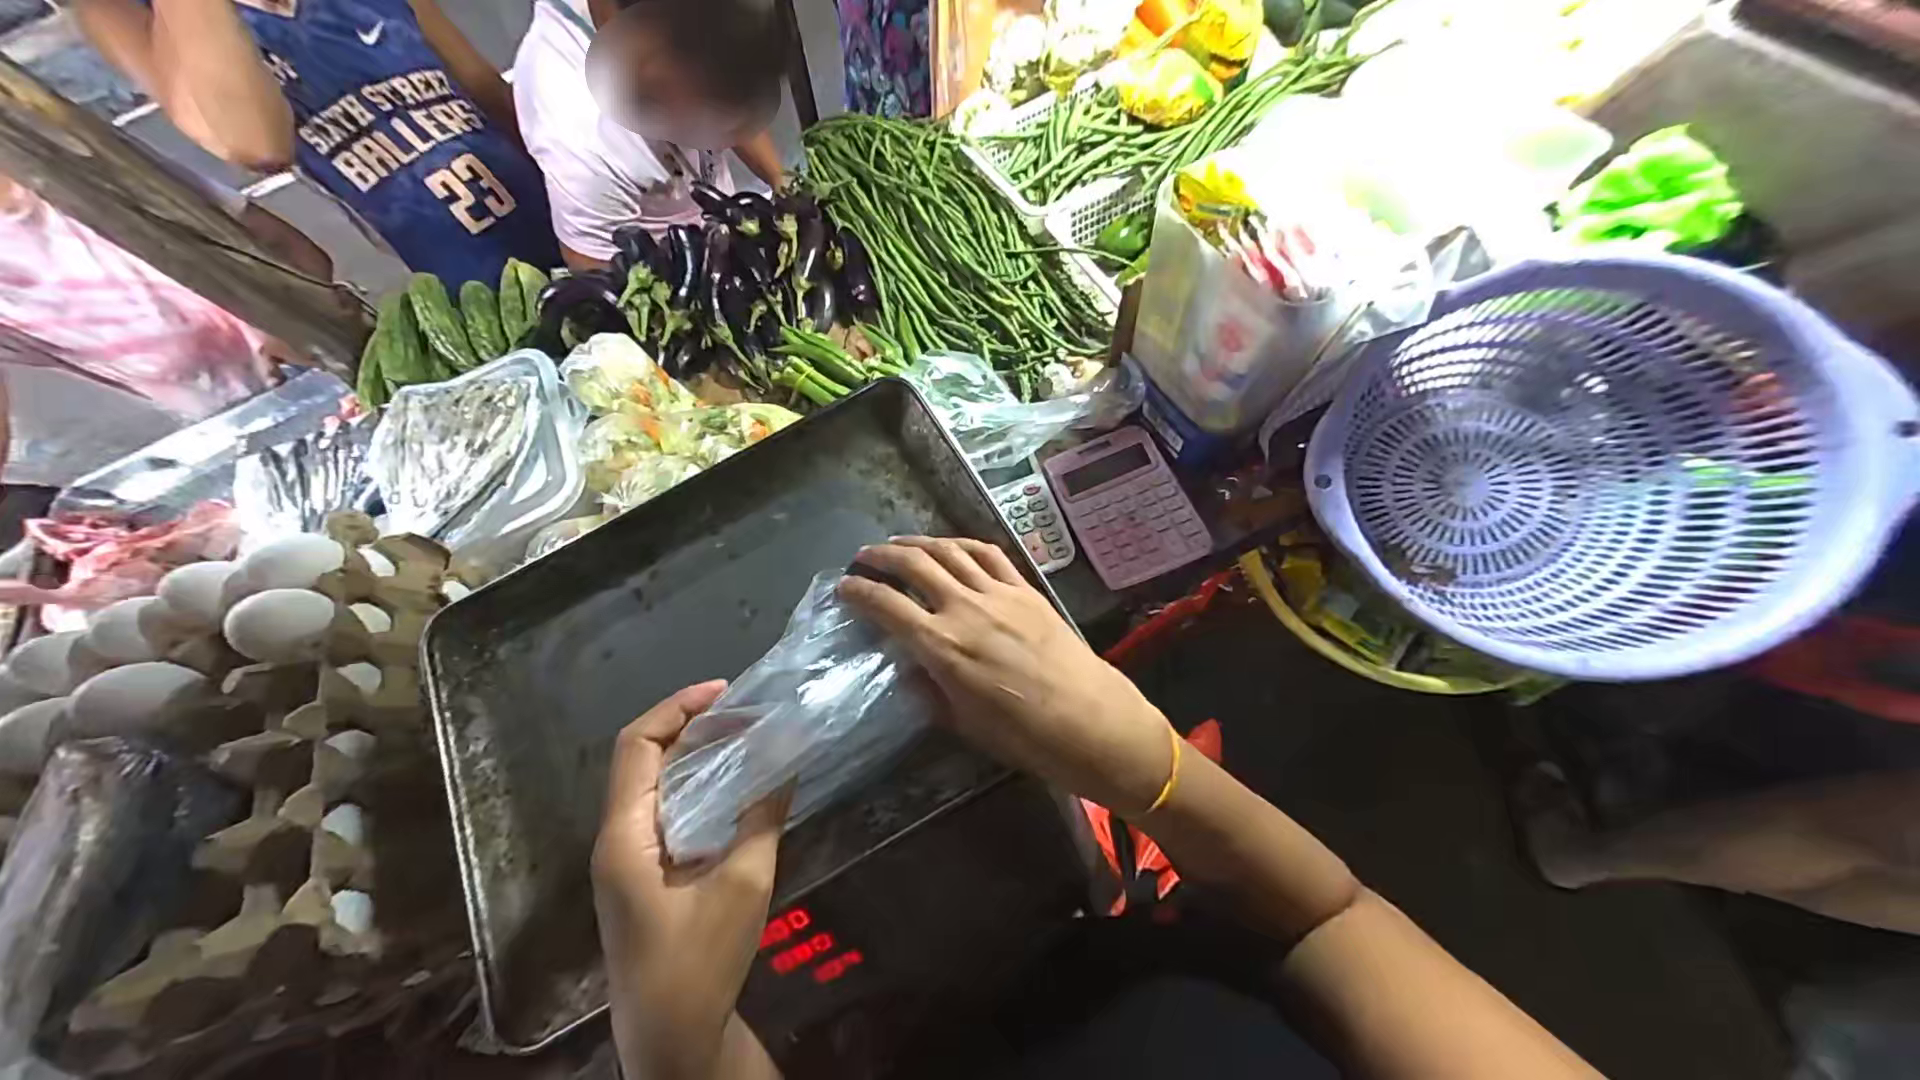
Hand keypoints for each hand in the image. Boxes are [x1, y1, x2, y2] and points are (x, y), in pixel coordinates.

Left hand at [592, 681, 791, 1079]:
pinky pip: (666, 809)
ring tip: (743, 734)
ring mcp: (628, 857)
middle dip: (690, 724)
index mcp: (626, 835)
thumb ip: (763, 818)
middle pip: (643, 758)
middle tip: (743, 710)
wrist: (671, 1037)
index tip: (724, 691)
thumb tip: (787, 761)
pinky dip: (696, 783)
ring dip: (694, 753)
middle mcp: (618, 838)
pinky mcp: (645, 873)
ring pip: (654, 783)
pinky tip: (733, 783)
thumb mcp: (743, 885)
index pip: (637, 746)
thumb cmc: (699, 962)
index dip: (677, 708)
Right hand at [839, 537, 1173, 814]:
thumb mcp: (963, 722)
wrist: (1089, 720)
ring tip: (898, 544)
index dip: (859, 592)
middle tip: (864, 557)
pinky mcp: (1025, 589)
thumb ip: (930, 689)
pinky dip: (963, 544)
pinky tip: (951, 546)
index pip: (886, 606)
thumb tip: (911, 667)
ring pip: (949, 551)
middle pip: (913, 565)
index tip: (844, 587)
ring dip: (918, 542)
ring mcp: (998, 593)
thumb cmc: (1023, 735)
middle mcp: (964, 609)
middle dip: (881, 556)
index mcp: (942, 646)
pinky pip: (989, 554)